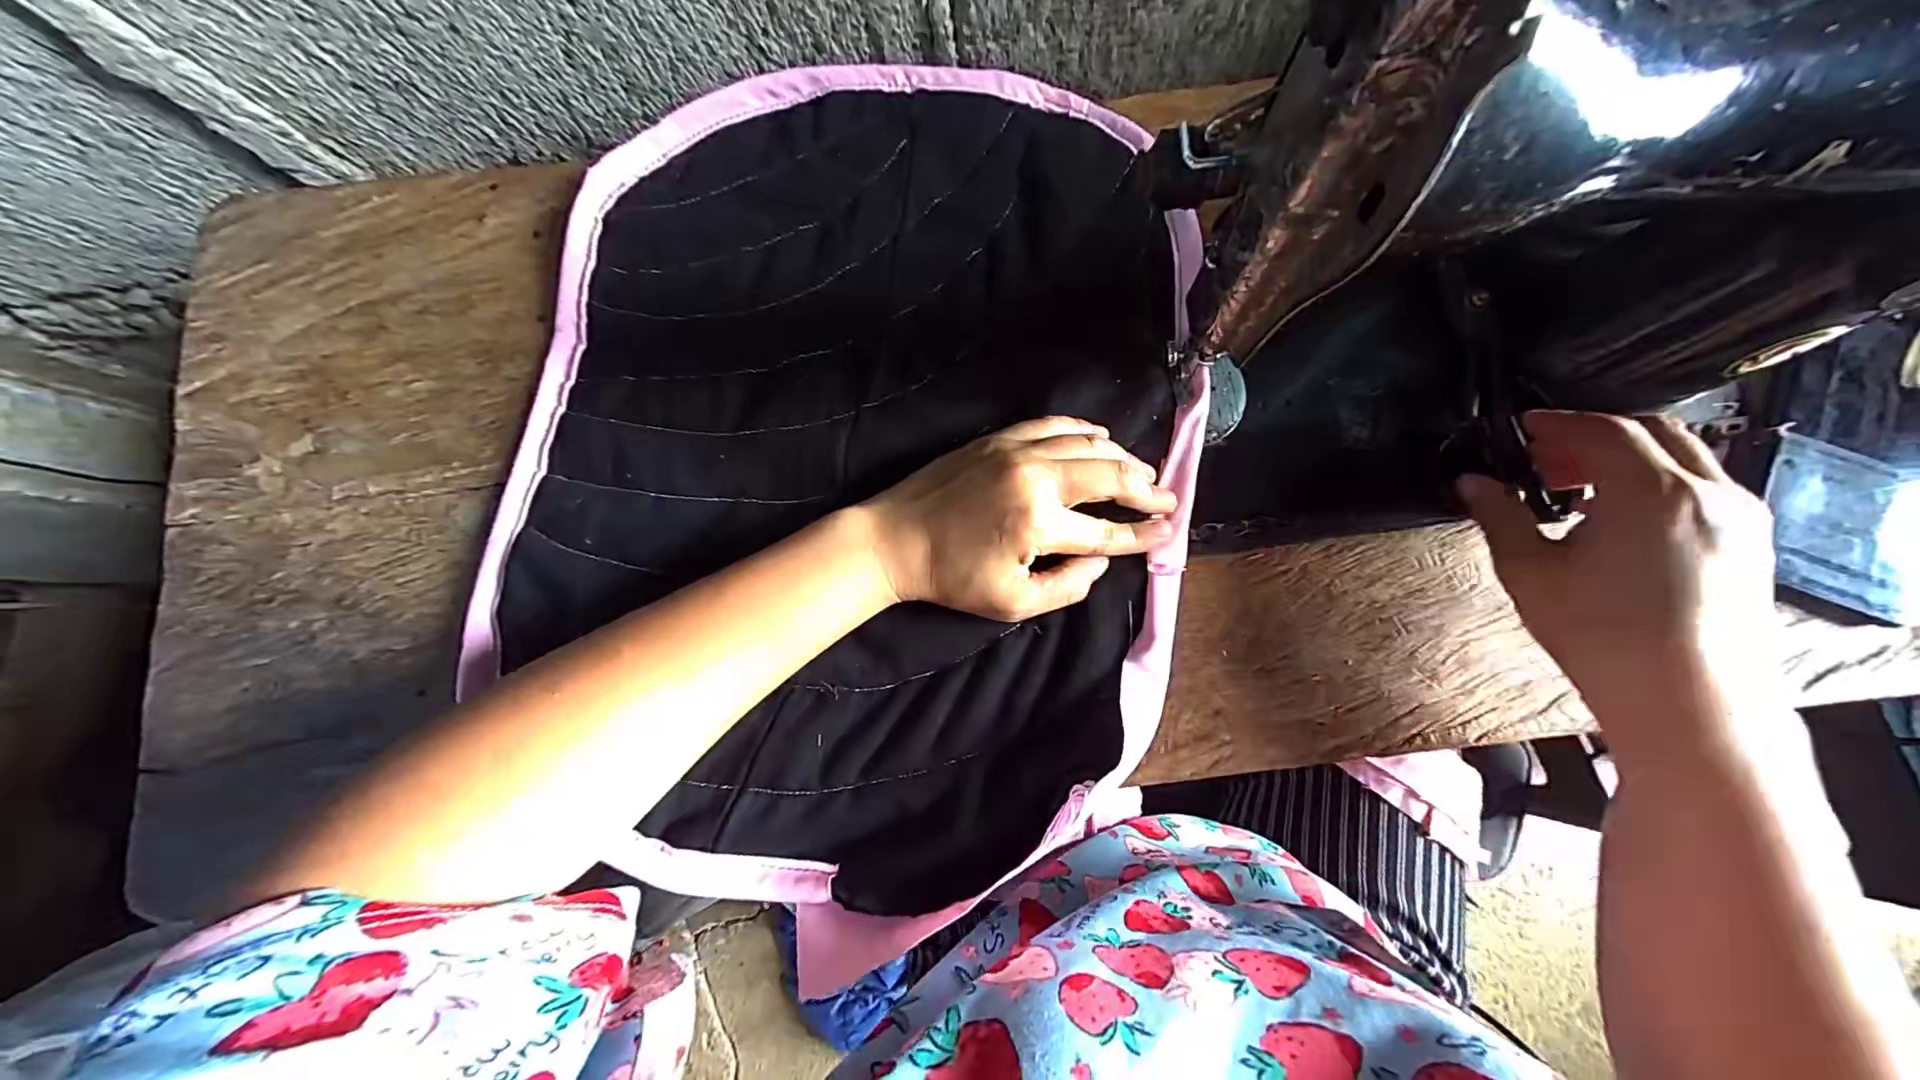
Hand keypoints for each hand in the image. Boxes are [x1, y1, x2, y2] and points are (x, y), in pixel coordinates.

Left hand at [861, 415, 1177, 620]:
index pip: (1107, 529)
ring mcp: (1016, 450)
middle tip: (1167, 497)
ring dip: (1120, 456)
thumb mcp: (1012, 603)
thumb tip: (1101, 562)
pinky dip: (1082, 429)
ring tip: (1141, 470)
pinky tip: (1098, 436)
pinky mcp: (998, 438)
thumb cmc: (951, 578)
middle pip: (1108, 474)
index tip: (1169, 531)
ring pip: (1086, 443)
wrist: (894, 540)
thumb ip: (1066, 586)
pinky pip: (1053, 424)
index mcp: (1039, 522)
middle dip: (1145, 488)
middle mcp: (1035, 477)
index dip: (1143, 533)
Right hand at [1457, 411, 1779, 744]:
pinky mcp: (1749, 543)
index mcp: (1652, 494)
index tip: (1524, 426)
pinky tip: (1615, 514)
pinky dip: (1655, 481)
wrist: (1686, 697)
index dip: (1557, 422)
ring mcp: (1739, 518)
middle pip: (1652, 432)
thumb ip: (1499, 516)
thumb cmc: (1605, 636)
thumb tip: (1473, 484)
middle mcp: (1709, 495)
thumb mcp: (1529, 571)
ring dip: (1626, 456)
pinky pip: (1702, 487)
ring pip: (1682, 457)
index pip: (1603, 430)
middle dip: (1592, 434)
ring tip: (1574, 484)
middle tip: (1543, 454)